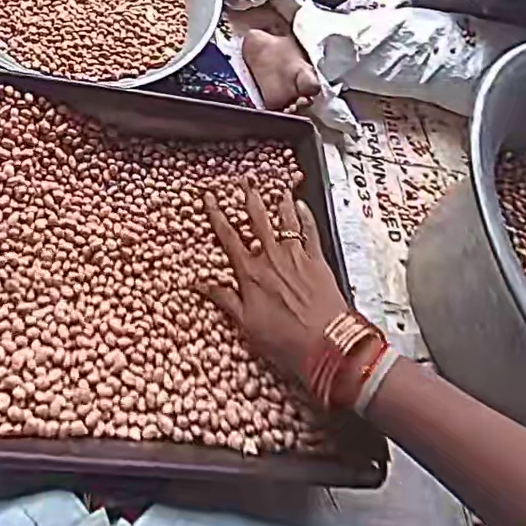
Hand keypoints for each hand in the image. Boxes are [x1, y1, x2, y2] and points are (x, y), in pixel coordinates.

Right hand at [199, 181, 348, 388]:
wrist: (327, 345)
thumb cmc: (286, 340)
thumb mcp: (247, 324)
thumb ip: (224, 299)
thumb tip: (198, 284)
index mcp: (250, 272)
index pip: (228, 236)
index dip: (217, 215)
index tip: (210, 198)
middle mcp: (271, 258)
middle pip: (257, 220)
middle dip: (249, 198)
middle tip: (244, 181)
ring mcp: (296, 257)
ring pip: (284, 221)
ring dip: (278, 202)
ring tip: (274, 187)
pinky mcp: (317, 261)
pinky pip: (310, 232)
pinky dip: (305, 216)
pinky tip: (302, 206)